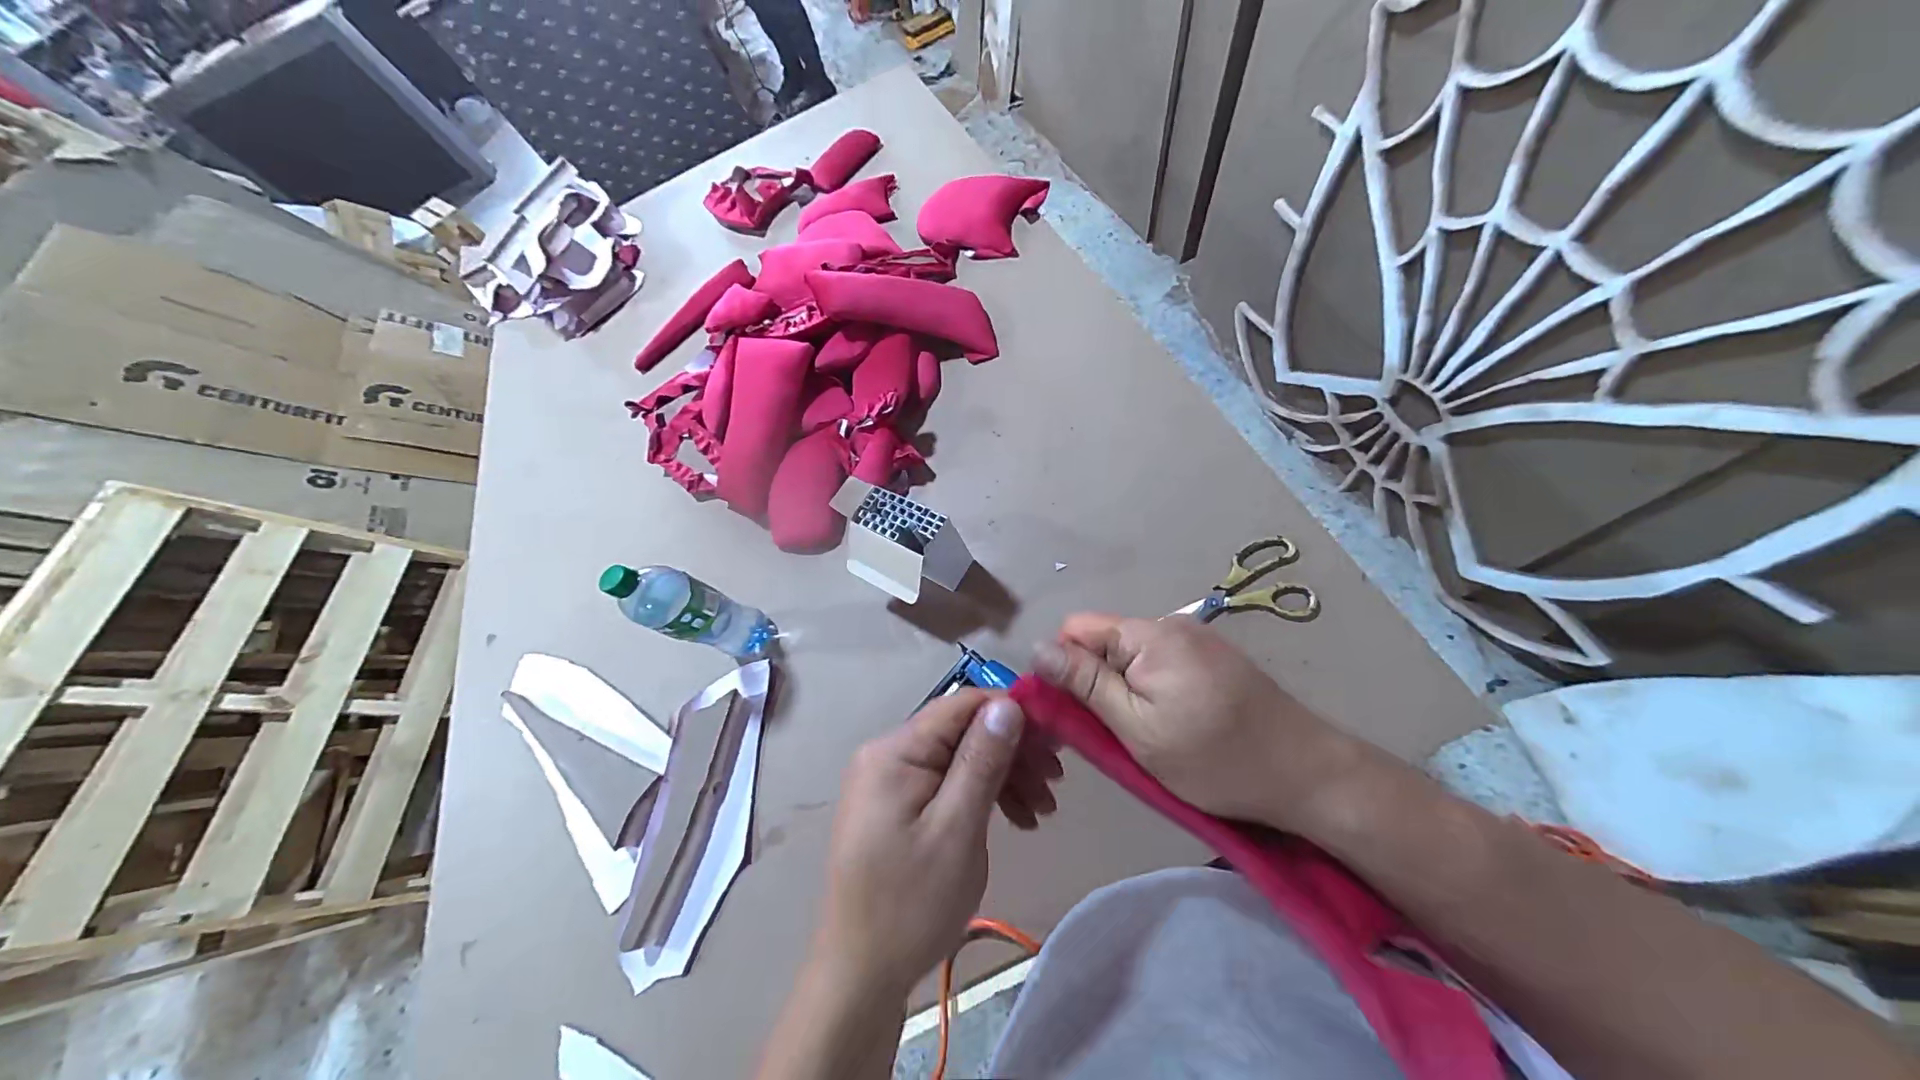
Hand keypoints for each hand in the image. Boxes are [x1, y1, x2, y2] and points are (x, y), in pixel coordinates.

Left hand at [809, 690, 1055, 995]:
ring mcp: (890, 781)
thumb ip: (981, 761)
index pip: (962, 705)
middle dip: (1012, 753)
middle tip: (1054, 785)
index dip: (1012, 714)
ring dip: (1003, 777)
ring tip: (1041, 812)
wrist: (862, 971)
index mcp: (894, 751)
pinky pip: (946, 784)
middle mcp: (887, 755)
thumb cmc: (910, 903)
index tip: (1055, 742)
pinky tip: (1014, 820)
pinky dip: (981, 796)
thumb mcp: (956, 829)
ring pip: (959, 759)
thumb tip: (1008, 703)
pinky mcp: (897, 806)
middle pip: (962, 732)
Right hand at [1032, 614, 1373, 834]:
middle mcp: (1170, 625)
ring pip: (1130, 658)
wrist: (1310, 776)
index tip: (1065, 713)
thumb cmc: (1216, 760)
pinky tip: (1168, 727)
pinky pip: (1159, 666)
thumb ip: (1085, 685)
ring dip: (1121, 693)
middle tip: (1103, 737)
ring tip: (1138, 738)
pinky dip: (1150, 693)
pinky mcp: (1213, 660)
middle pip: (1103, 643)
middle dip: (1092, 684)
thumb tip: (1038, 648)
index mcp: (1149, 634)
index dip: (1061, 668)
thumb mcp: (1137, 729)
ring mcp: (1196, 641)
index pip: (1076, 629)